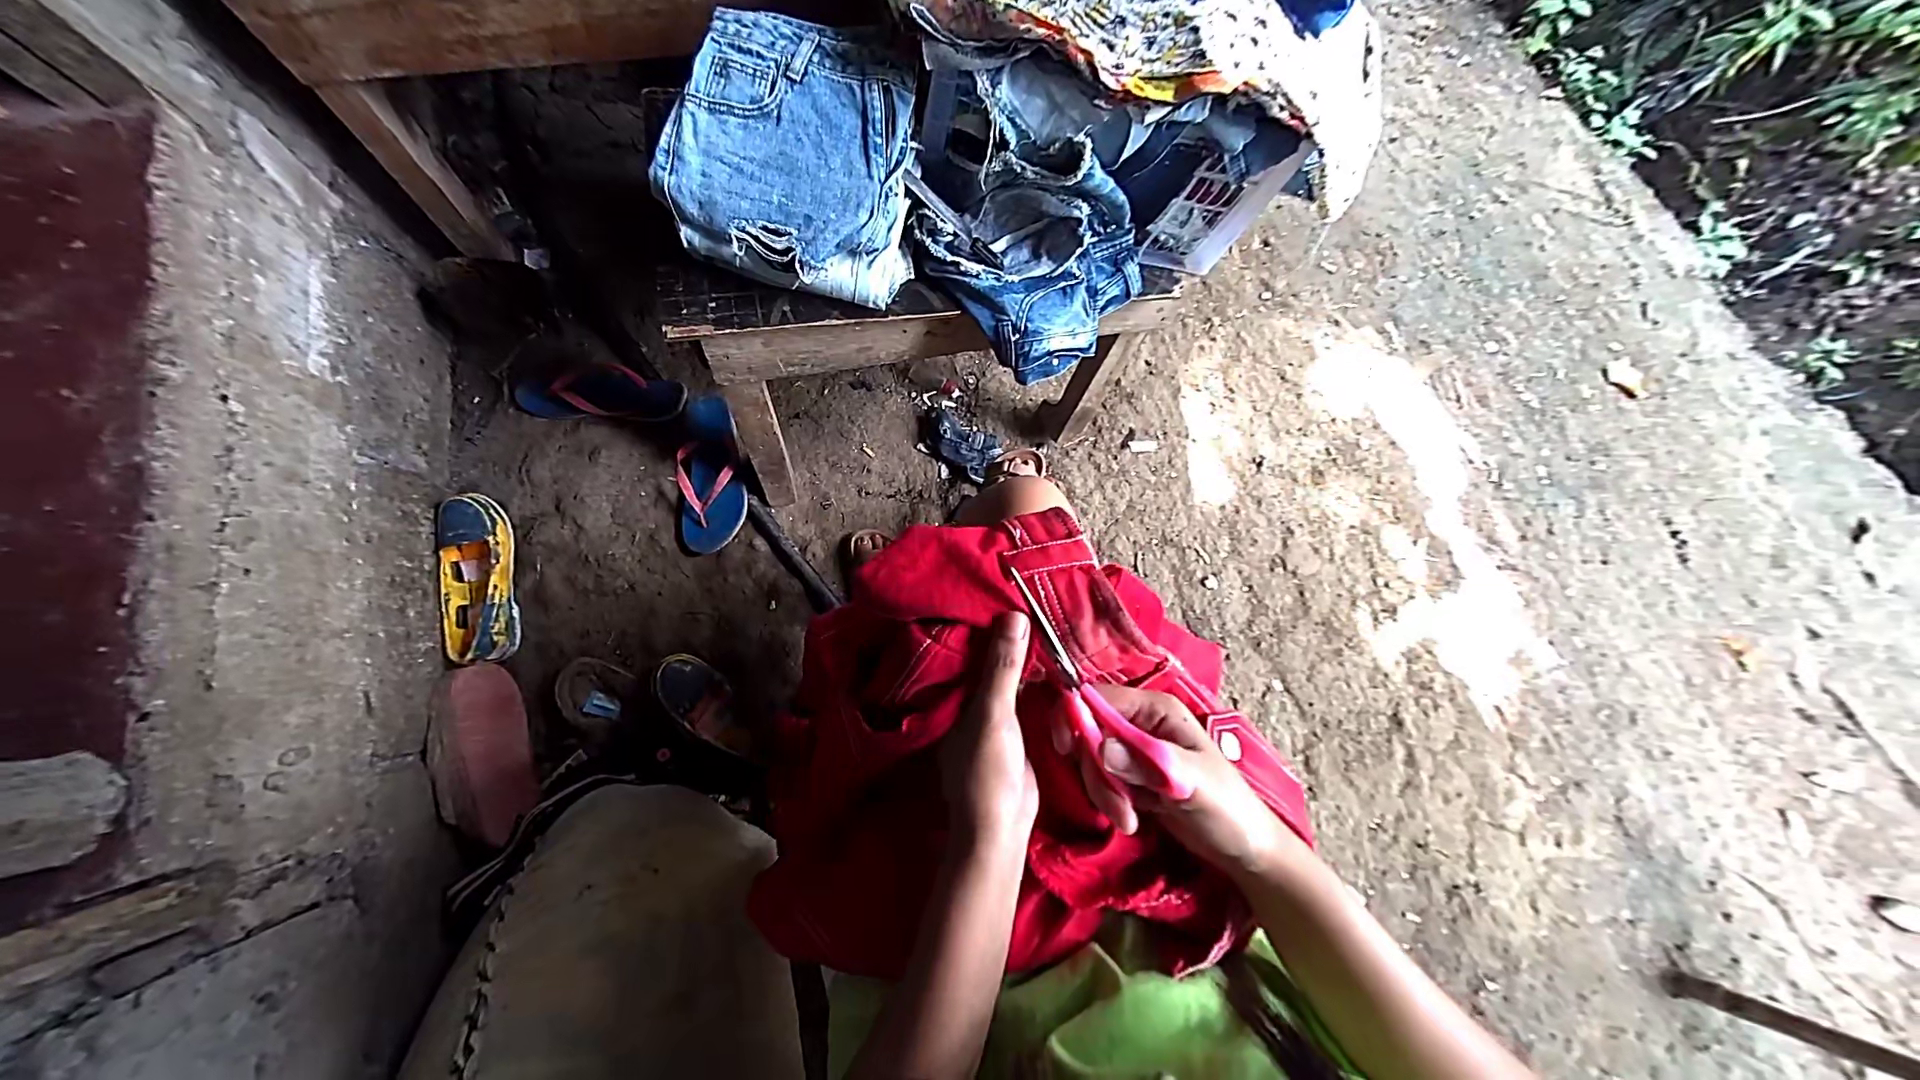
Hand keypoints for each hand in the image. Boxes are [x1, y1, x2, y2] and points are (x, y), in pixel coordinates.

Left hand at [941, 612, 1039, 846]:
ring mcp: (995, 716)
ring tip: (1051, 622)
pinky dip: (1039, 683)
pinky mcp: (1018, 731)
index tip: (1007, 589)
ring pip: (1012, 678)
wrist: (1002, 828)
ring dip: (1028, 659)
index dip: (985, 621)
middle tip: (1037, 601)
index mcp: (955, 694)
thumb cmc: (986, 770)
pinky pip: (1029, 699)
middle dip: (1011, 637)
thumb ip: (1002, 668)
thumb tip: (1014, 615)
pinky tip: (1057, 665)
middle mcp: (972, 701)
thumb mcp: (993, 714)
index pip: (969, 647)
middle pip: (993, 660)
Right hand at [1071, 685, 1291, 878]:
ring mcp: (1134, 748)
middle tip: (1118, 807)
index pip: (1096, 697)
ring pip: (1091, 757)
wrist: (1245, 849)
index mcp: (1155, 709)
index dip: (1075, 717)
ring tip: (1129, 819)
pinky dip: (1107, 800)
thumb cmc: (1228, 810)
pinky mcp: (1130, 774)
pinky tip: (1131, 818)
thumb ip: (1150, 762)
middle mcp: (1140, 722)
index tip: (1068, 751)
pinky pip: (1100, 778)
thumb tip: (1102, 745)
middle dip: (1095, 771)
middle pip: (1088, 729)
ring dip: (1102, 791)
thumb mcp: (1195, 784)